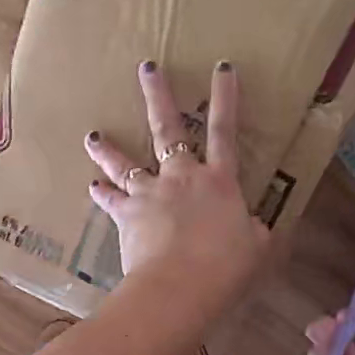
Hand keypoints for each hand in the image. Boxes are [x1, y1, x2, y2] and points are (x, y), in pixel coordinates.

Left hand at [84, 61, 268, 303]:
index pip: (225, 132)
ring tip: (94, 137)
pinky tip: (94, 187)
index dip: (226, 99)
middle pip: (168, 130)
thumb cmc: (226, 269)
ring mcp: (151, 193)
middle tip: (147, 68)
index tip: (222, 68)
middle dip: (159, 96)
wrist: (180, 287)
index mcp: (219, 183)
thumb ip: (259, 234)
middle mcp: (182, 178)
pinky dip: (103, 193)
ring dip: (109, 149)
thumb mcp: (258, 251)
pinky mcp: (127, 215)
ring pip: (126, 163)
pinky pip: (111, 200)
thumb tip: (260, 229)